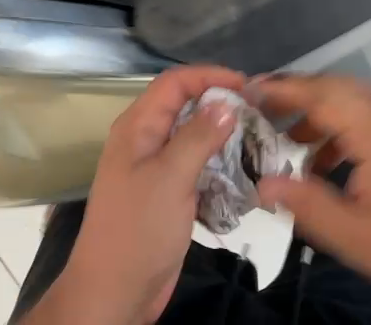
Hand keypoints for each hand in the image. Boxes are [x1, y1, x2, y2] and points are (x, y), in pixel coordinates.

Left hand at [38, 65, 244, 324]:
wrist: (113, 294)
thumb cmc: (138, 230)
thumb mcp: (170, 178)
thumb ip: (198, 137)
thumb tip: (226, 103)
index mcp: (137, 127)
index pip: (174, 83)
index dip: (209, 76)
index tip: (246, 86)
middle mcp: (144, 140)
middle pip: (183, 105)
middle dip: (218, 103)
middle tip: (256, 112)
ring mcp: (153, 168)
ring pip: (190, 136)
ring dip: (220, 134)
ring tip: (255, 138)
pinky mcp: (165, 194)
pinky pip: (193, 165)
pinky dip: (216, 163)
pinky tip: (240, 171)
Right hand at [253, 74, 370, 307]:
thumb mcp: (355, 237)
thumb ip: (305, 205)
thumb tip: (262, 183)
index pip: (319, 93)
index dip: (281, 90)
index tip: (247, 92)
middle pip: (333, 88)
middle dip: (294, 97)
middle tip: (258, 112)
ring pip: (350, 99)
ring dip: (317, 113)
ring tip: (287, 141)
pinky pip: (368, 113)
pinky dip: (341, 125)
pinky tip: (325, 159)